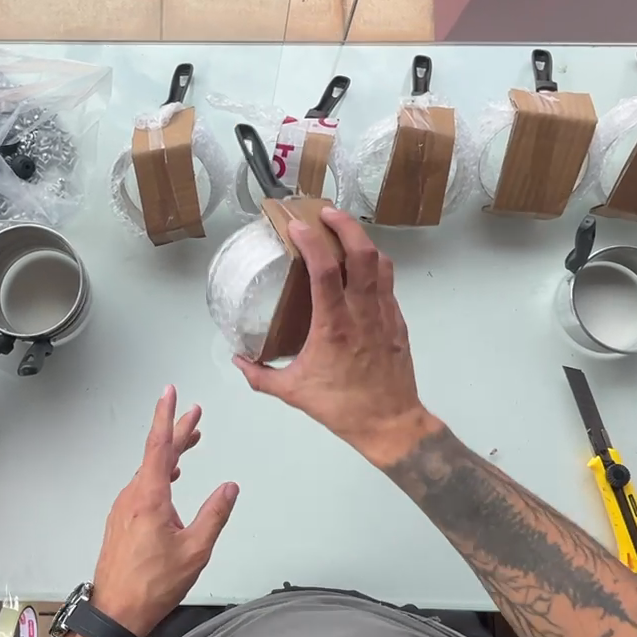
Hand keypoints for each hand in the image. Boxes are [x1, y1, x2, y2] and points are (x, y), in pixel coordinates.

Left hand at [90, 387, 237, 636]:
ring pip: (150, 470)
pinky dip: (160, 473)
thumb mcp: (195, 550)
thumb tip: (229, 488)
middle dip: (177, 431)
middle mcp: (133, 497)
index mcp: (149, 498)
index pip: (159, 446)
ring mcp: (124, 508)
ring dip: (170, 453)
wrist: (115, 611)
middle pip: (156, 454)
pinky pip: (143, 485)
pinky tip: (170, 478)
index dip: (167, 417)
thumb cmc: (150, 586)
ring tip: (189, 441)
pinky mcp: (122, 520)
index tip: (170, 394)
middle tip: (194, 413)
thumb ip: (214, 514)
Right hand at [233, 206, 436, 466]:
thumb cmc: (341, 407)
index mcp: (334, 326)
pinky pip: (388, 283)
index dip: (311, 241)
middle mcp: (362, 313)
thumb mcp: (293, 392)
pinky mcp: (397, 321)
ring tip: (344, 232)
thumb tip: (238, 361)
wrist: (390, 423)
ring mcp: (385, 314)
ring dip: (362, 241)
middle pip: (363, 253)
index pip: (325, 270)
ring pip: (380, 263)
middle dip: (346, 225)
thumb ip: (261, 375)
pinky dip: (374, 265)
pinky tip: (360, 267)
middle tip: (326, 212)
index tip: (297, 225)